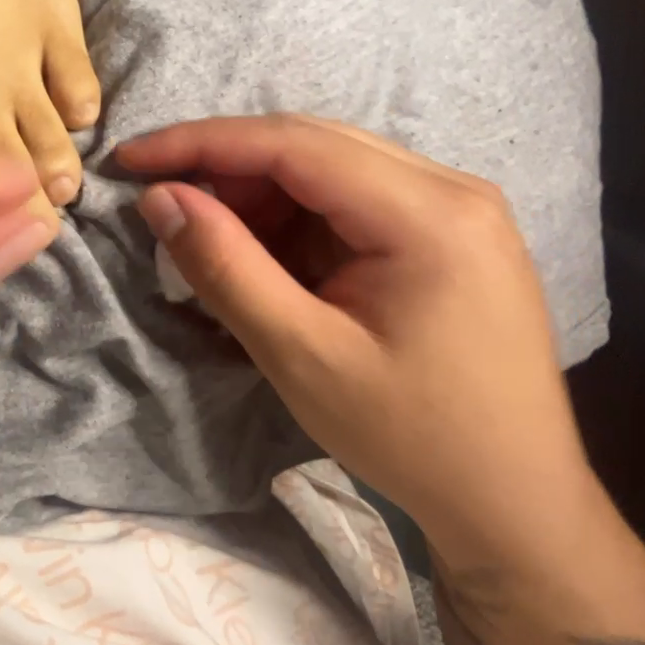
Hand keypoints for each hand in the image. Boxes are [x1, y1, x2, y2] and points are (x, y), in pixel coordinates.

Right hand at [118, 115, 593, 558]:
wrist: (515, 502)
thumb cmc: (411, 434)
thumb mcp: (300, 354)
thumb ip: (225, 266)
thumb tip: (158, 197)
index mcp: (429, 215)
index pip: (292, 143)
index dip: (200, 142)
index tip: (130, 159)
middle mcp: (451, 190)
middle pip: (309, 142)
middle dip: (223, 163)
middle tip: (160, 199)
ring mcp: (455, 209)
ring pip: (325, 164)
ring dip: (254, 190)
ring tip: (209, 237)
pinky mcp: (446, 232)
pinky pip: (346, 195)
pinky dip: (288, 213)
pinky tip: (263, 252)